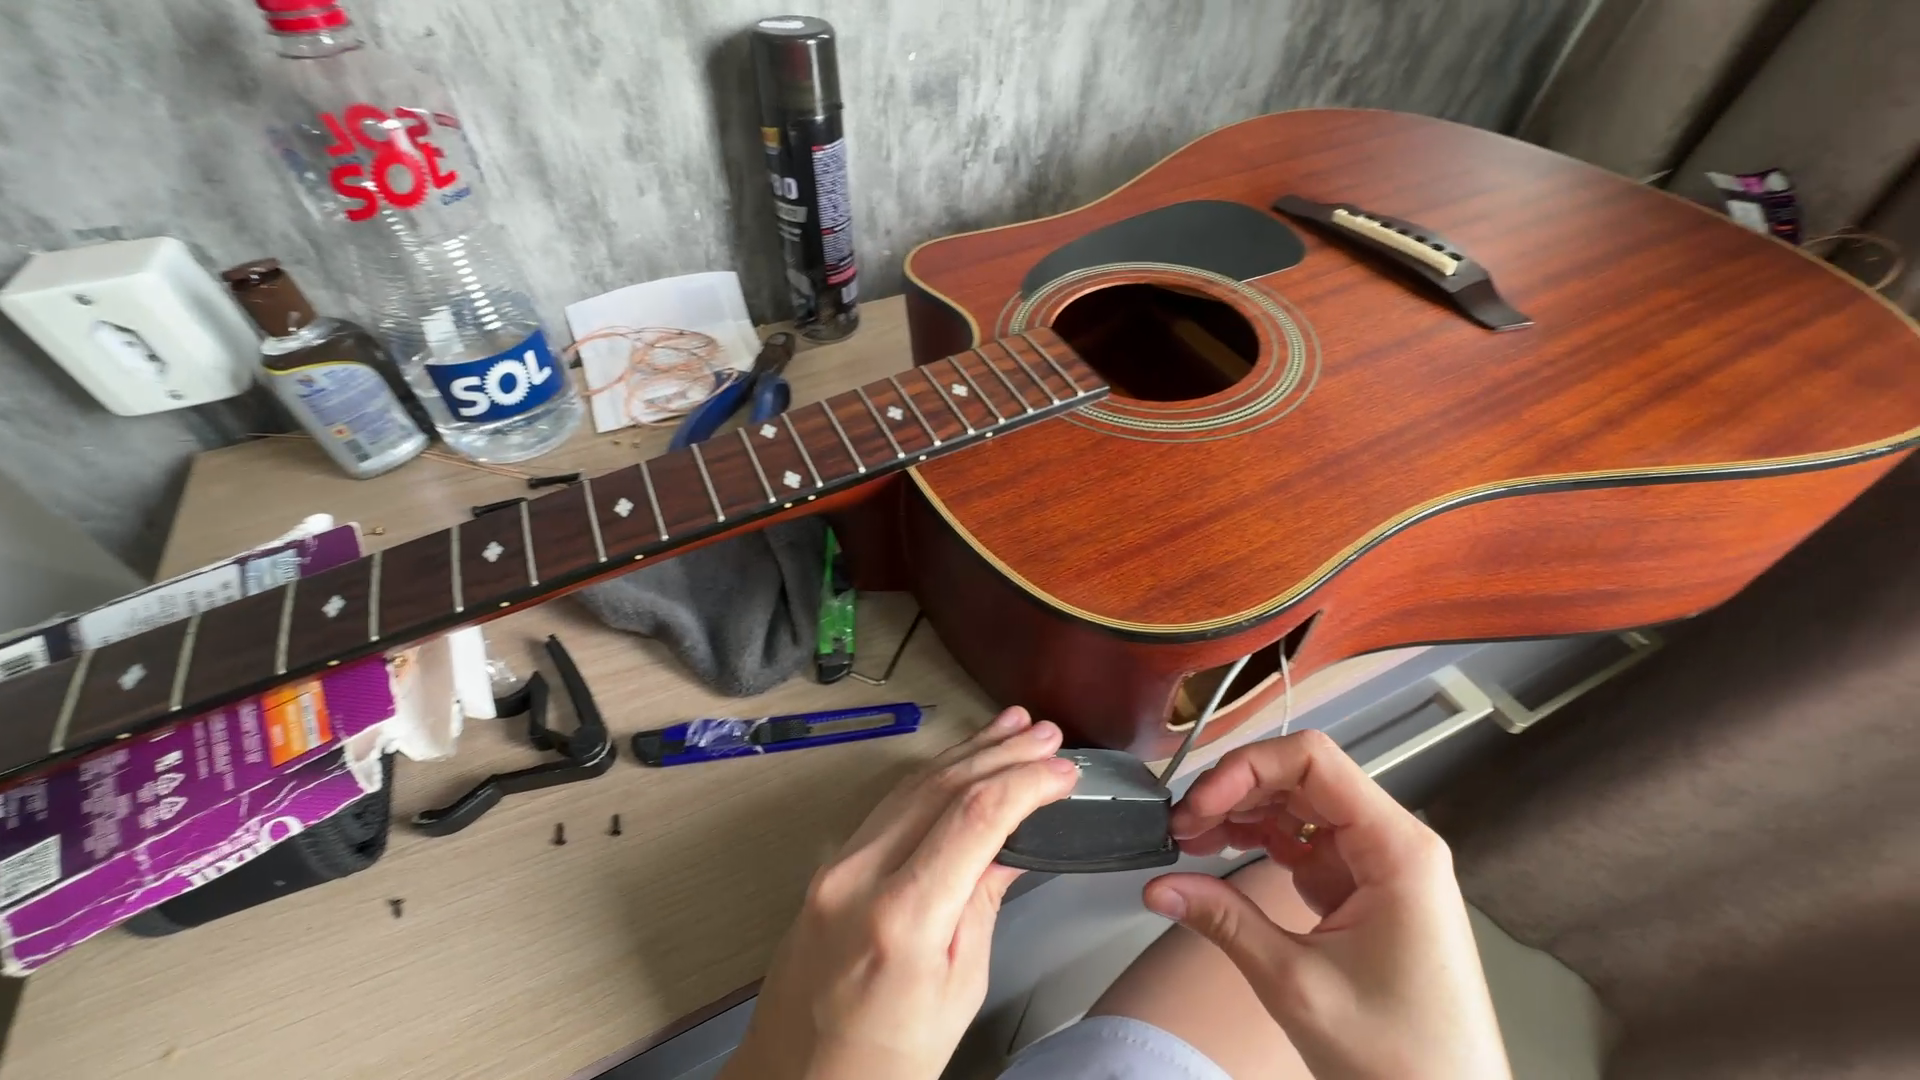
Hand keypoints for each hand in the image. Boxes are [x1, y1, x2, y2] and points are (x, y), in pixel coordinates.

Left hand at [720, 707, 1077, 1079]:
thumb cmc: (881, 1061)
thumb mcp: (959, 990)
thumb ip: (983, 903)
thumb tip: (1011, 846)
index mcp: (901, 918)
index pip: (973, 819)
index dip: (1024, 785)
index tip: (1062, 773)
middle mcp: (860, 877)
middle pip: (942, 788)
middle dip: (1001, 753)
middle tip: (1046, 735)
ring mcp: (838, 865)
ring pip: (913, 784)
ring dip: (968, 752)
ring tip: (1011, 727)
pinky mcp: (831, 864)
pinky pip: (889, 805)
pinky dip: (933, 775)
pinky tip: (960, 760)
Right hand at [1144, 730, 1510, 1079]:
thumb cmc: (1399, 1059)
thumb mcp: (1296, 983)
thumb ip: (1223, 920)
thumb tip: (1156, 887)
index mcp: (1397, 848)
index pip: (1312, 761)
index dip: (1246, 769)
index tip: (1199, 804)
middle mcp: (1392, 842)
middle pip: (1300, 778)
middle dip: (1234, 792)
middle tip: (1180, 824)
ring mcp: (1376, 865)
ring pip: (1297, 807)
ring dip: (1240, 814)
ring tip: (1188, 838)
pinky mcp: (1361, 889)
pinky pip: (1302, 842)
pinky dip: (1257, 841)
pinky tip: (1218, 853)